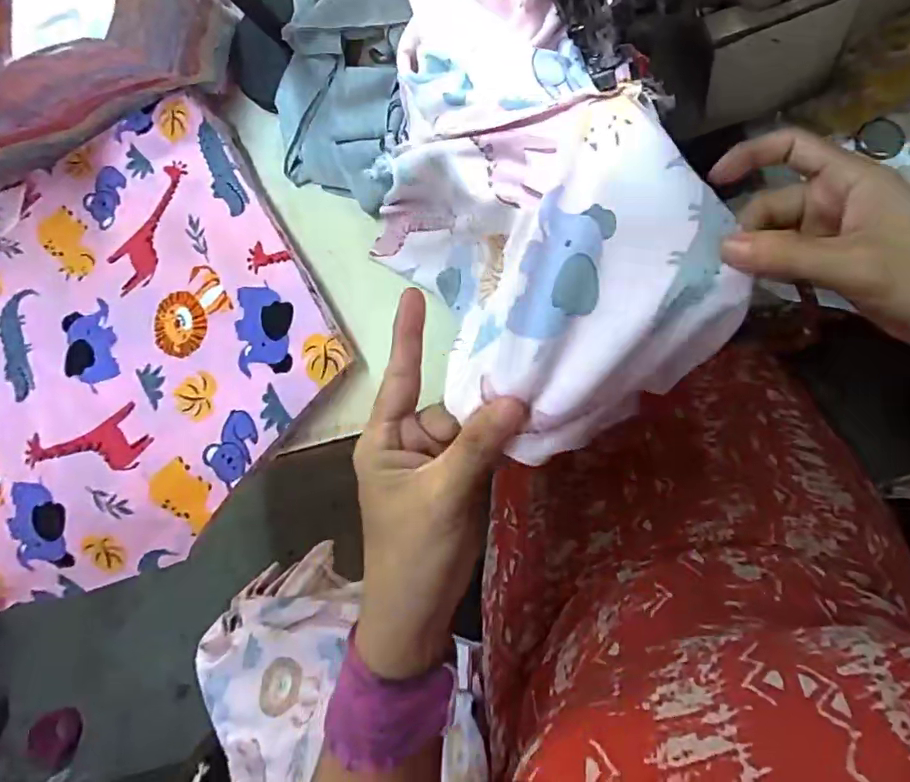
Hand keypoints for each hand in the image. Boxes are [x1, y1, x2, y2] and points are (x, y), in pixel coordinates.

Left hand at [352, 288, 528, 678]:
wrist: (416, 615)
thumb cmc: (412, 554)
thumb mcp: (443, 495)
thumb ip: (477, 444)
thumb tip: (515, 399)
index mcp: (385, 440)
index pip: (400, 378)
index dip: (407, 336)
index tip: (413, 295)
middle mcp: (408, 442)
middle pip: (449, 405)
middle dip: (475, 407)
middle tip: (505, 399)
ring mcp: (434, 462)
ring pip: (471, 426)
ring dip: (494, 425)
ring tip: (519, 420)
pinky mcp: (456, 479)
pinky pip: (480, 447)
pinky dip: (499, 441)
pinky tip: (525, 429)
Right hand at [710, 128, 909, 361]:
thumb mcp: (853, 263)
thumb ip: (786, 255)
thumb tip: (722, 248)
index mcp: (849, 179)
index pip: (791, 147)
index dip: (750, 154)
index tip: (714, 181)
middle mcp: (839, 200)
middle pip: (777, 201)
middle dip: (749, 227)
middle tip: (723, 262)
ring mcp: (839, 235)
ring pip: (783, 236)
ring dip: (759, 254)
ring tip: (732, 279)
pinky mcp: (840, 266)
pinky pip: (795, 261)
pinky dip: (776, 272)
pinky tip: (757, 290)